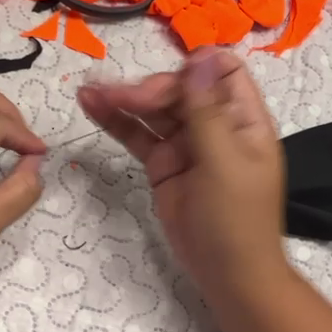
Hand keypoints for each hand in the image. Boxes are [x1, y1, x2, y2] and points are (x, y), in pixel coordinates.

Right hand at [77, 50, 287, 297]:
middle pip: (179, 89)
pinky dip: (115, 121)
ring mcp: (185, 144)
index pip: (223, 71)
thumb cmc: (236, 220)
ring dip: (122, 99)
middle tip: (119, 99)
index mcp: (243, 118)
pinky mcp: (161, 164)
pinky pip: (137, 135)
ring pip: (153, 110)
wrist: (228, 274)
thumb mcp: (224, 162)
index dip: (195, 66)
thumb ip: (206, 111)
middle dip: (148, 90)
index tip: (166, 75)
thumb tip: (201, 57)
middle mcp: (214, 125)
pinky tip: (90, 105)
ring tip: (88, 91)